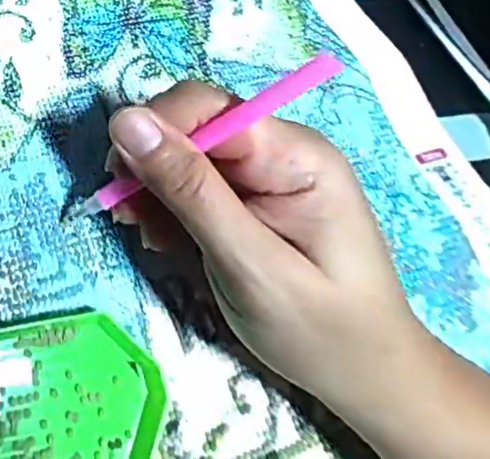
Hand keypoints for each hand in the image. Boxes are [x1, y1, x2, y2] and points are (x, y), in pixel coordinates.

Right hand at [105, 82, 418, 413]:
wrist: (369, 383)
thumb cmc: (322, 332)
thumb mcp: (250, 265)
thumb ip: (188, 189)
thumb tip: (125, 119)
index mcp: (292, 152)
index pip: (208, 106)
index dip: (156, 128)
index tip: (120, 176)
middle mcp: (276, 147)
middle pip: (191, 124)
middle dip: (150, 161)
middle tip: (127, 212)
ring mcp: (262, 170)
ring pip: (183, 152)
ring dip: (152, 188)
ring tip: (147, 233)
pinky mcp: (246, 194)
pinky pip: (191, 180)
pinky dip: (166, 205)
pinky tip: (162, 236)